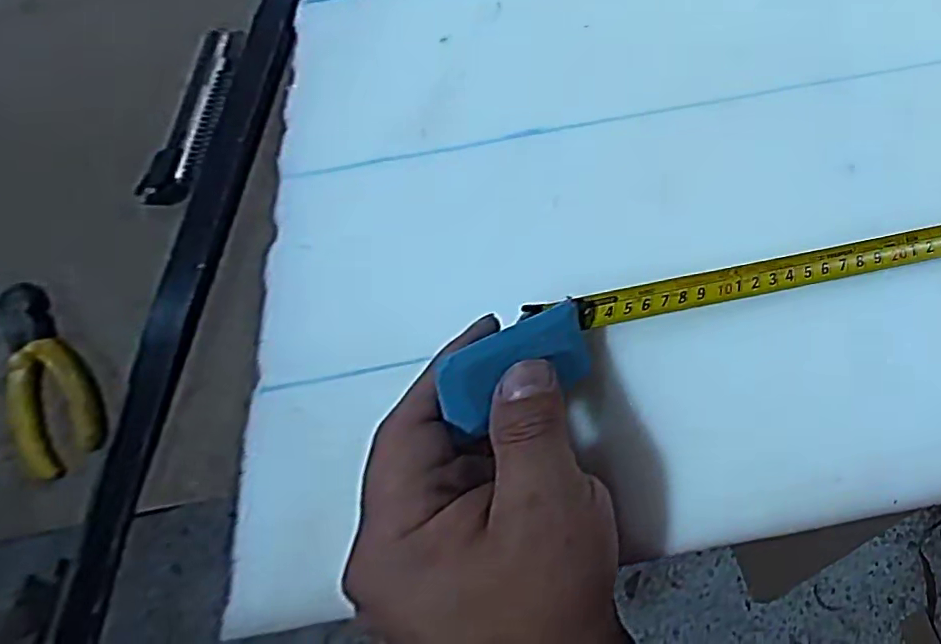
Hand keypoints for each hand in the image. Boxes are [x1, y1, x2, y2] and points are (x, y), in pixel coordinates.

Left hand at [344, 316, 628, 643]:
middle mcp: (401, 542)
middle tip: (528, 349)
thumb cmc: (542, 610)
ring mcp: (433, 548)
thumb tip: (521, 369)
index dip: (450, 371)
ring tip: (541, 381)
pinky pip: (482, 478)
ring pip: (460, 457)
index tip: (491, 331)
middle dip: (483, 390)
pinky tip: (542, 428)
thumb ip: (530, 429)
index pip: (409, 430)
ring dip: (501, 416)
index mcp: (395, 536)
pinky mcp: (466, 548)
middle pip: (433, 441)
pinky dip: (511, 444)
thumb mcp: (545, 503)